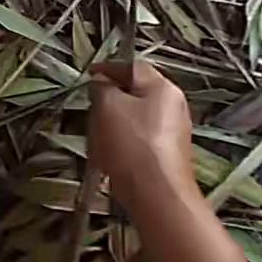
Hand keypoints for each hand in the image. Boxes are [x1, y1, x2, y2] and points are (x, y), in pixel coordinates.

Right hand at [89, 61, 195, 209]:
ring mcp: (173, 132)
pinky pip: (140, 138)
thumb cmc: (131, 143)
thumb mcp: (107, 106)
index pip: (132, 67)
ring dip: (115, 121)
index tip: (88, 74)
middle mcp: (174, 106)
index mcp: (163, 89)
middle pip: (136, 92)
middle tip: (91, 105)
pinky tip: (111, 153)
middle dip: (111, 97)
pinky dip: (123, 140)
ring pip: (136, 116)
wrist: (156, 194)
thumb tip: (101, 83)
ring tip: (97, 133)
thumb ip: (102, 88)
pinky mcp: (168, 155)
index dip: (108, 68)